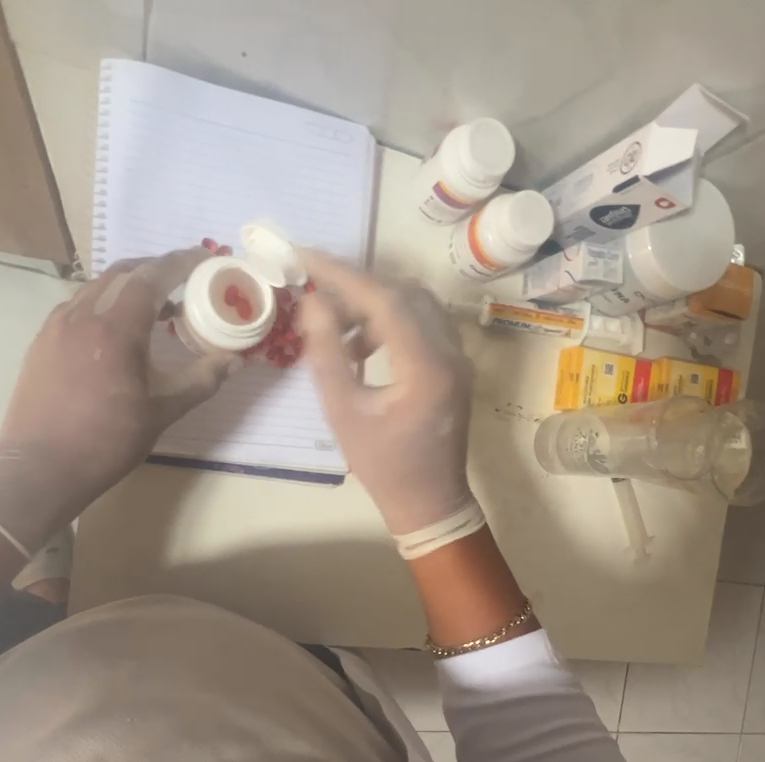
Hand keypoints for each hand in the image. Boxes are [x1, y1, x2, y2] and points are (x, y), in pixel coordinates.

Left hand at [0, 248, 236, 551]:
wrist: (41, 466)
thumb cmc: (107, 440)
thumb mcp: (163, 411)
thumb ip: (201, 380)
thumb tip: (235, 361)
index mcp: (115, 328)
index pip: (151, 278)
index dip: (180, 263)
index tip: (203, 257)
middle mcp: (82, 315)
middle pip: (121, 273)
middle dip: (153, 268)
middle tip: (182, 277)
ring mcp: (56, 326)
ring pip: (96, 287)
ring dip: (127, 285)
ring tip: (153, 304)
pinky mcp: (42, 342)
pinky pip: (77, 306)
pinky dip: (103, 303)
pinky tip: (115, 329)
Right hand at [297, 252, 475, 540]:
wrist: (431, 501)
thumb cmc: (384, 466)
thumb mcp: (344, 413)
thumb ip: (328, 354)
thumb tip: (313, 302)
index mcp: (426, 367)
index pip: (385, 299)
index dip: (343, 274)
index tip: (305, 256)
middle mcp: (451, 353)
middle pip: (404, 294)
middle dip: (357, 285)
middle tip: (315, 287)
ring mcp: (459, 358)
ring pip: (417, 305)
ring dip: (374, 304)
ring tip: (334, 324)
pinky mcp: (455, 366)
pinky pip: (424, 325)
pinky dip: (391, 322)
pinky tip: (359, 346)